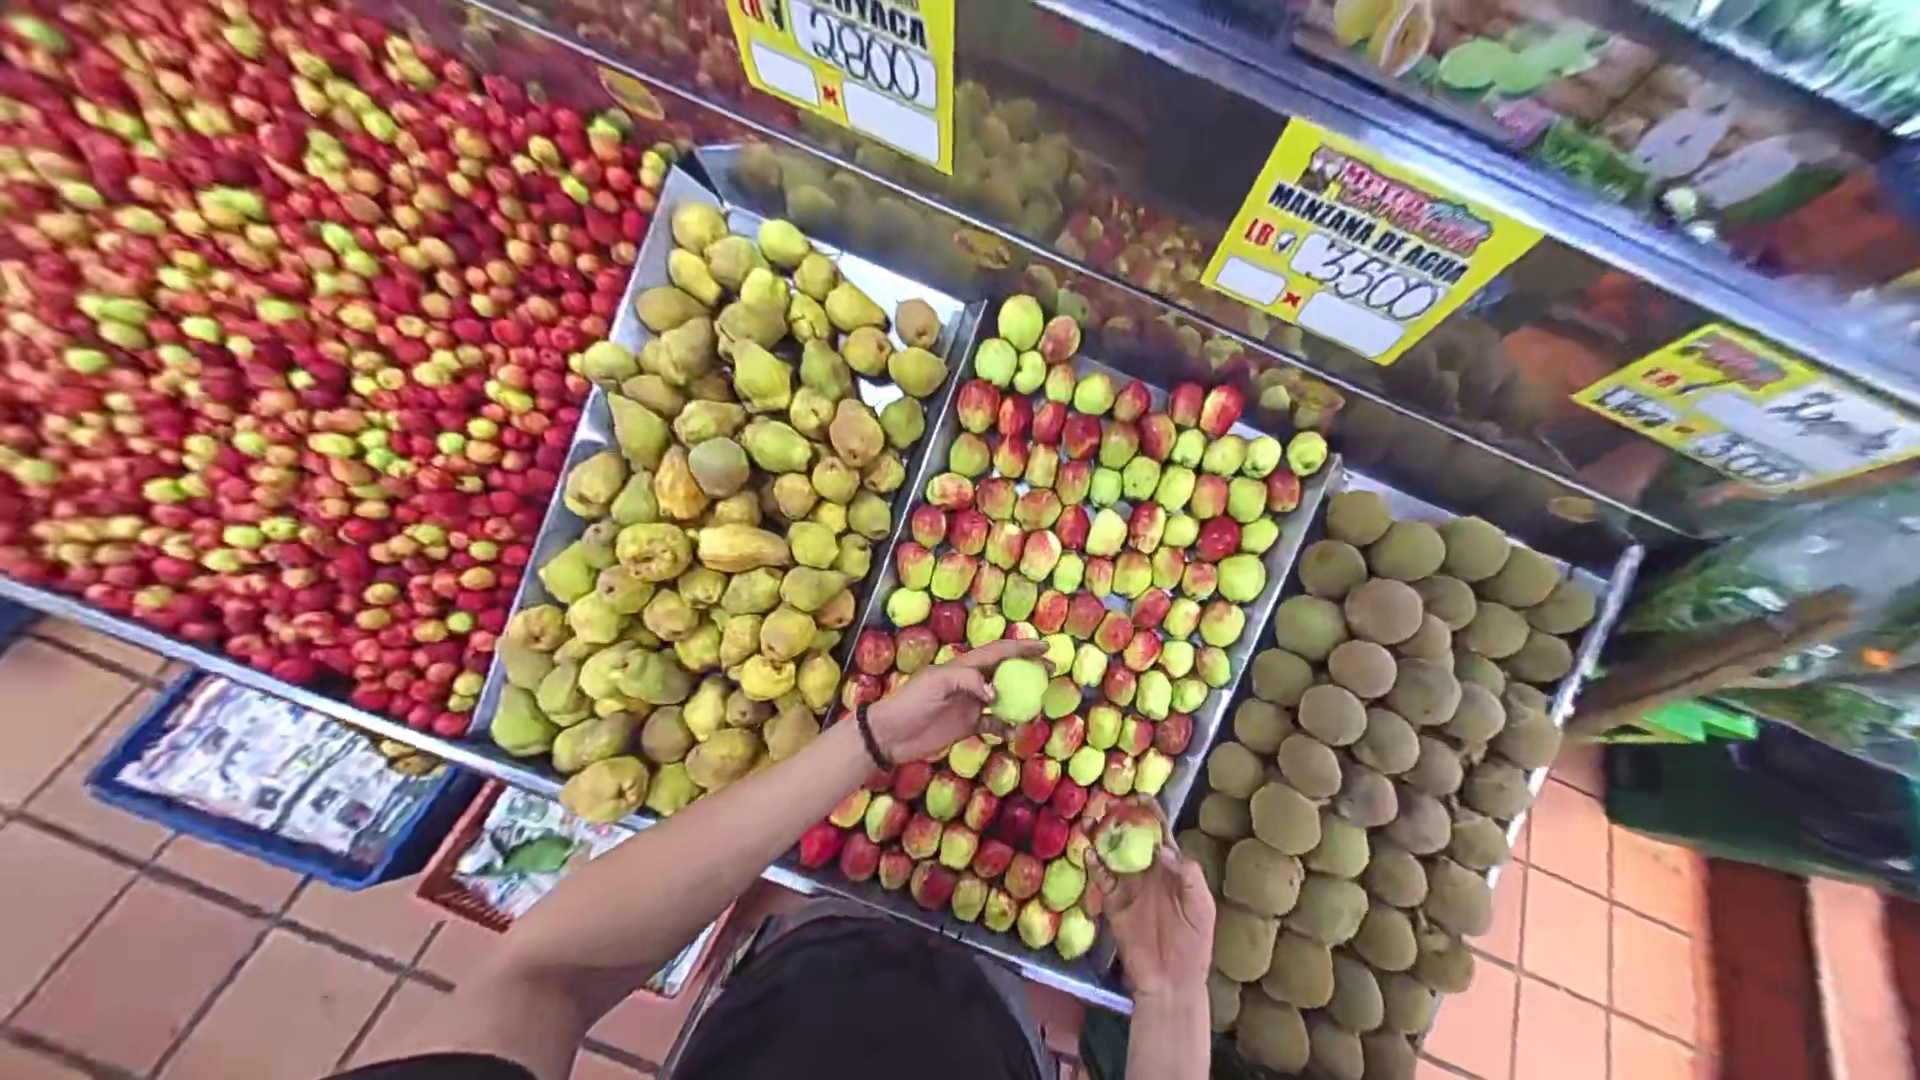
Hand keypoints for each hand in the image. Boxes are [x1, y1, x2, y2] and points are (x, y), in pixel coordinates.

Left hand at [866, 638, 1048, 762]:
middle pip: (1005, 671)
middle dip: (1029, 669)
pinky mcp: (967, 726)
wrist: (890, 734)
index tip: (1045, 647)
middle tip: (1051, 673)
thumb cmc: (910, 702)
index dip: (1021, 647)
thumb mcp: (936, 683)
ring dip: (1021, 701)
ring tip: (1037, 706)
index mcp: (963, 666)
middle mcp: (970, 682)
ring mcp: (970, 704)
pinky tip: (1013, 733)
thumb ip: (967, 681)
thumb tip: (995, 695)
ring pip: (1004, 698)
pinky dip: (1005, 727)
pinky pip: (993, 724)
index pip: (997, 652)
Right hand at [1090, 800, 1214, 999]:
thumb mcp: (1201, 907)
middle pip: (1130, 834)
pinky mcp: (1111, 899)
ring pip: (1110, 850)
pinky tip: (1089, 853)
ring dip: (1100, 835)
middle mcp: (1145, 867)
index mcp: (1168, 866)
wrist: (1171, 981)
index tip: (1141, 795)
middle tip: (1108, 802)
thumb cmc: (1194, 942)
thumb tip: (1162, 849)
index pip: (1159, 831)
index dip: (1151, 812)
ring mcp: (1126, 882)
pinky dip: (1092, 862)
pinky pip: (1099, 876)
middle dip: (1119, 817)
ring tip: (1090, 822)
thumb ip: (1187, 874)